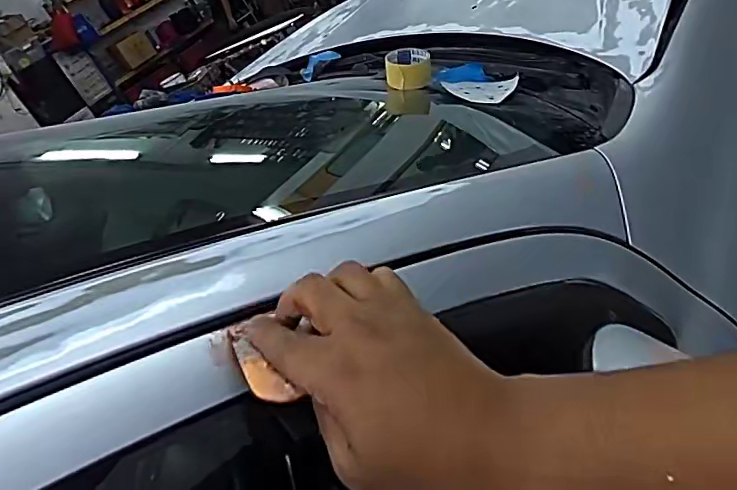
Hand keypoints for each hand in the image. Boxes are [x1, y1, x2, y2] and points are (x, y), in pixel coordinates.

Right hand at [244, 263, 513, 489]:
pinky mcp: (412, 305)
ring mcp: (387, 310)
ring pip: (343, 270)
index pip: (280, 342)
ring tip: (323, 305)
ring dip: (326, 285)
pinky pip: (379, 274)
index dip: (257, 336)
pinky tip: (364, 303)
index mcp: (337, 371)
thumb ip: (325, 422)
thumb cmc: (430, 458)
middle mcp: (359, 329)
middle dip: (288, 300)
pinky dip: (364, 282)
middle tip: (286, 319)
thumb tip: (316, 396)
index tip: (250, 334)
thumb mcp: (356, 466)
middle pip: (307, 288)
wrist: (485, 434)